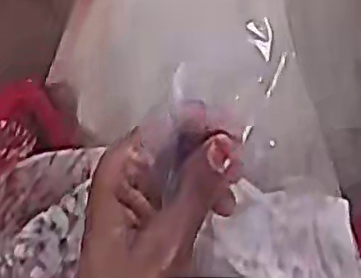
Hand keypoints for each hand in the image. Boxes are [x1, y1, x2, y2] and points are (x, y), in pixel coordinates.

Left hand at [78, 111, 240, 277]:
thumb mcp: (167, 239)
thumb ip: (196, 188)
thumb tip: (224, 142)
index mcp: (120, 165)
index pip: (166, 122)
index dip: (204, 121)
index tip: (237, 132)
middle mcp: (126, 168)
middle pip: (176, 137)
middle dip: (211, 145)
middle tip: (241, 161)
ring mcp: (136, 190)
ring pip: (182, 159)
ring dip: (212, 167)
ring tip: (234, 185)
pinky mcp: (148, 212)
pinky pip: (180, 183)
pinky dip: (204, 187)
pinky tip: (221, 202)